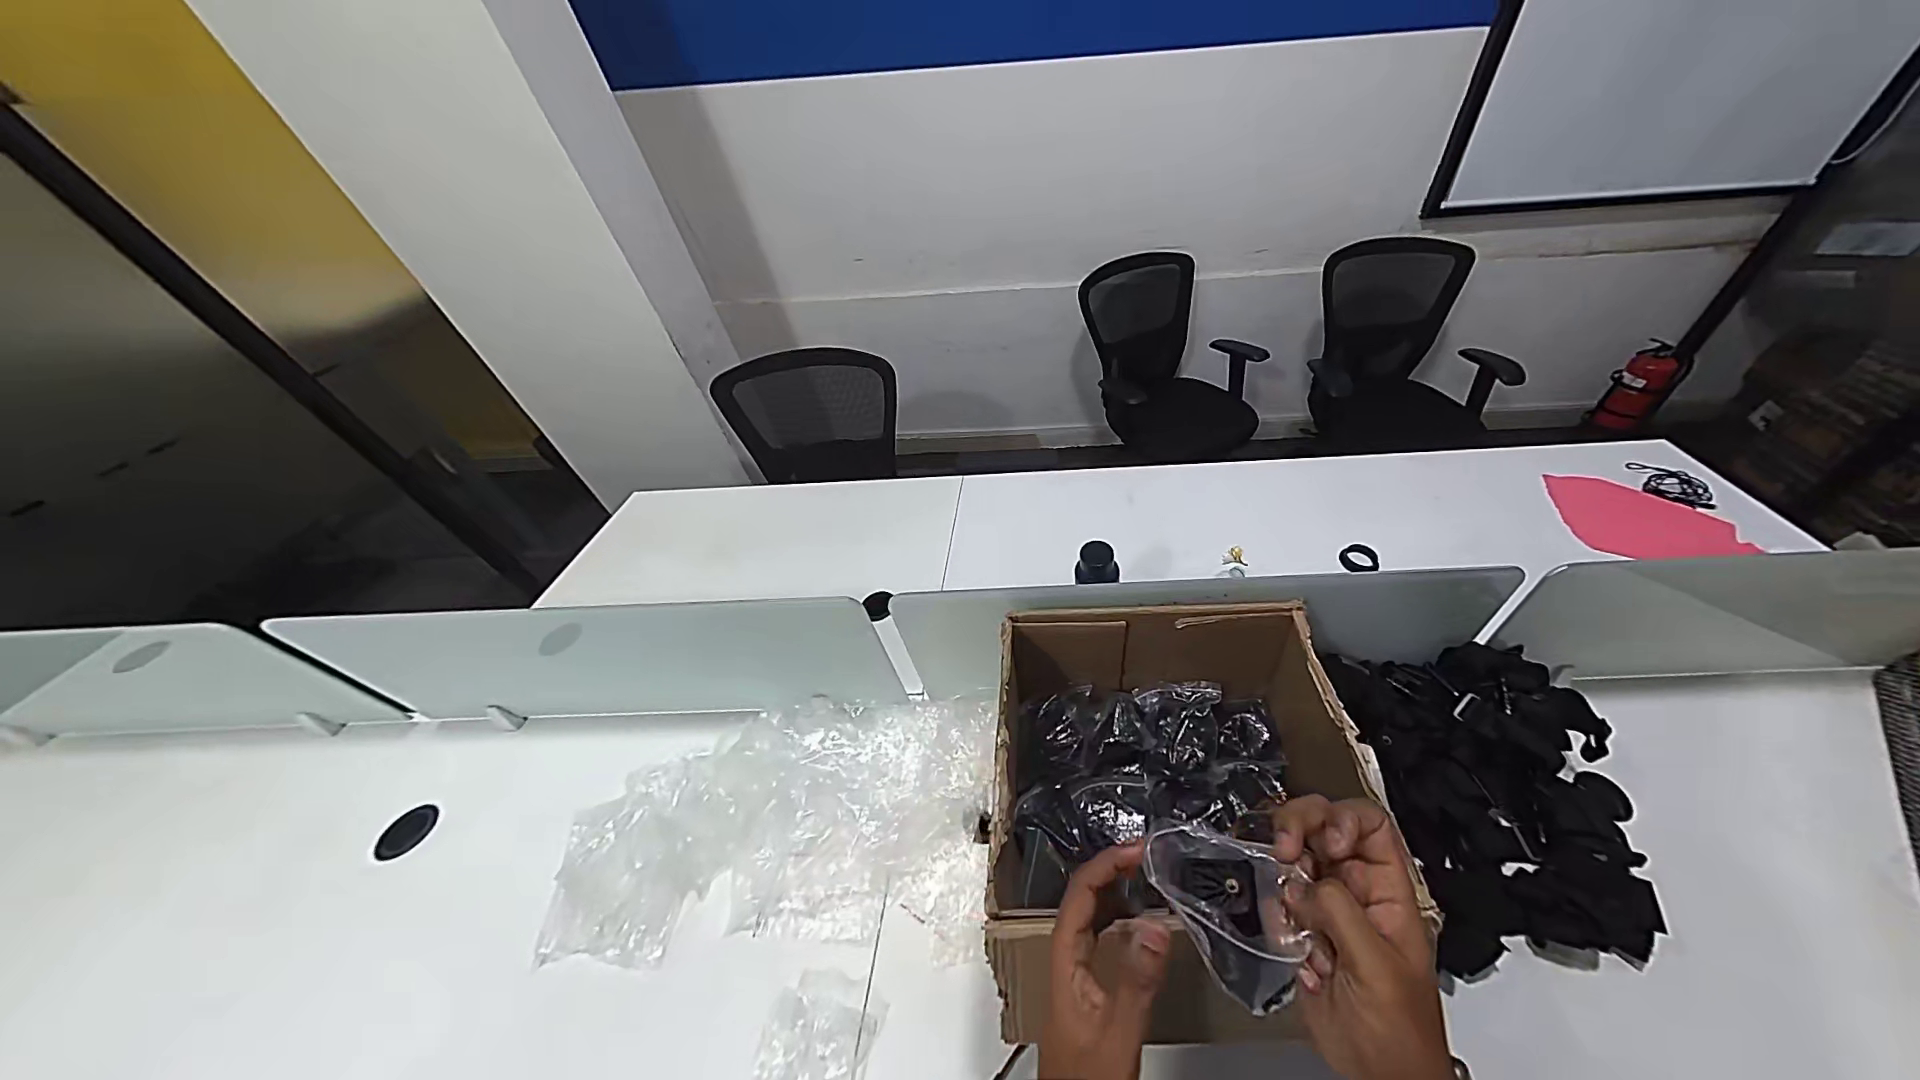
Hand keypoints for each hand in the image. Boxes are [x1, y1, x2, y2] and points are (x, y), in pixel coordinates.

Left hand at [1038, 844, 1171, 1079]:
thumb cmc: (1088, 1077)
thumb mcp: (1118, 1032)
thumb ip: (1136, 983)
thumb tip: (1156, 927)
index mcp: (1064, 955)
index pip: (1079, 892)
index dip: (1105, 864)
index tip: (1135, 850)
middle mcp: (1066, 954)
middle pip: (1083, 896)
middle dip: (1111, 869)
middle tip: (1145, 855)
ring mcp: (1076, 968)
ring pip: (1092, 914)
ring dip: (1115, 889)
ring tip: (1146, 875)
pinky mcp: (1089, 983)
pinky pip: (1101, 934)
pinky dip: (1121, 916)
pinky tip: (1141, 920)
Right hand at [1274, 796, 1452, 1079]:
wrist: (1377, 1075)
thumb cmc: (1400, 1034)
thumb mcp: (1379, 968)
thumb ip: (1342, 914)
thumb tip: (1301, 882)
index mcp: (1388, 891)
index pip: (1369, 824)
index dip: (1344, 818)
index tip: (1326, 841)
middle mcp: (1353, 887)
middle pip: (1321, 824)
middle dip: (1296, 826)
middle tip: (1283, 849)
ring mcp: (1323, 902)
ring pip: (1292, 853)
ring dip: (1280, 869)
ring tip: (1286, 902)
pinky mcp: (1298, 921)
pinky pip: (1275, 891)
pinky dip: (1271, 903)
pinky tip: (1286, 931)